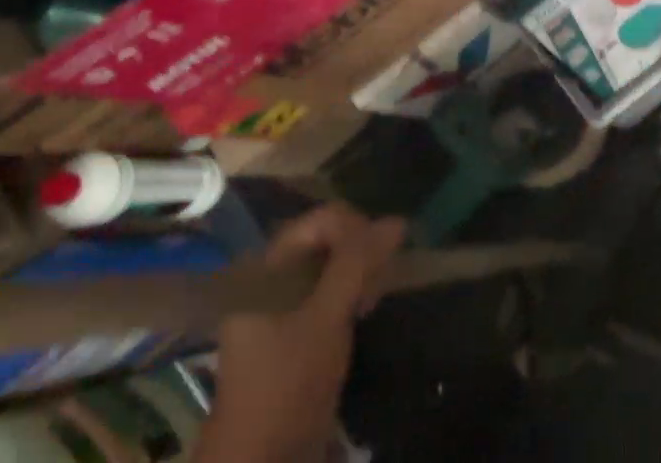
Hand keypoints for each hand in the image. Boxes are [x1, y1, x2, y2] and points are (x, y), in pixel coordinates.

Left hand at [198, 204, 404, 462]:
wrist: (263, 450)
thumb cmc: (289, 378)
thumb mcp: (327, 317)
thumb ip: (358, 265)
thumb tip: (397, 221)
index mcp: (264, 270)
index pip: (320, 221)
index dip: (355, 231)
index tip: (376, 263)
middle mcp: (271, 278)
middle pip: (328, 238)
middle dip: (361, 252)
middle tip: (374, 287)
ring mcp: (284, 301)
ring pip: (335, 263)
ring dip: (361, 273)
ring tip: (370, 302)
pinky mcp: (299, 322)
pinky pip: (333, 286)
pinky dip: (354, 291)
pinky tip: (364, 310)